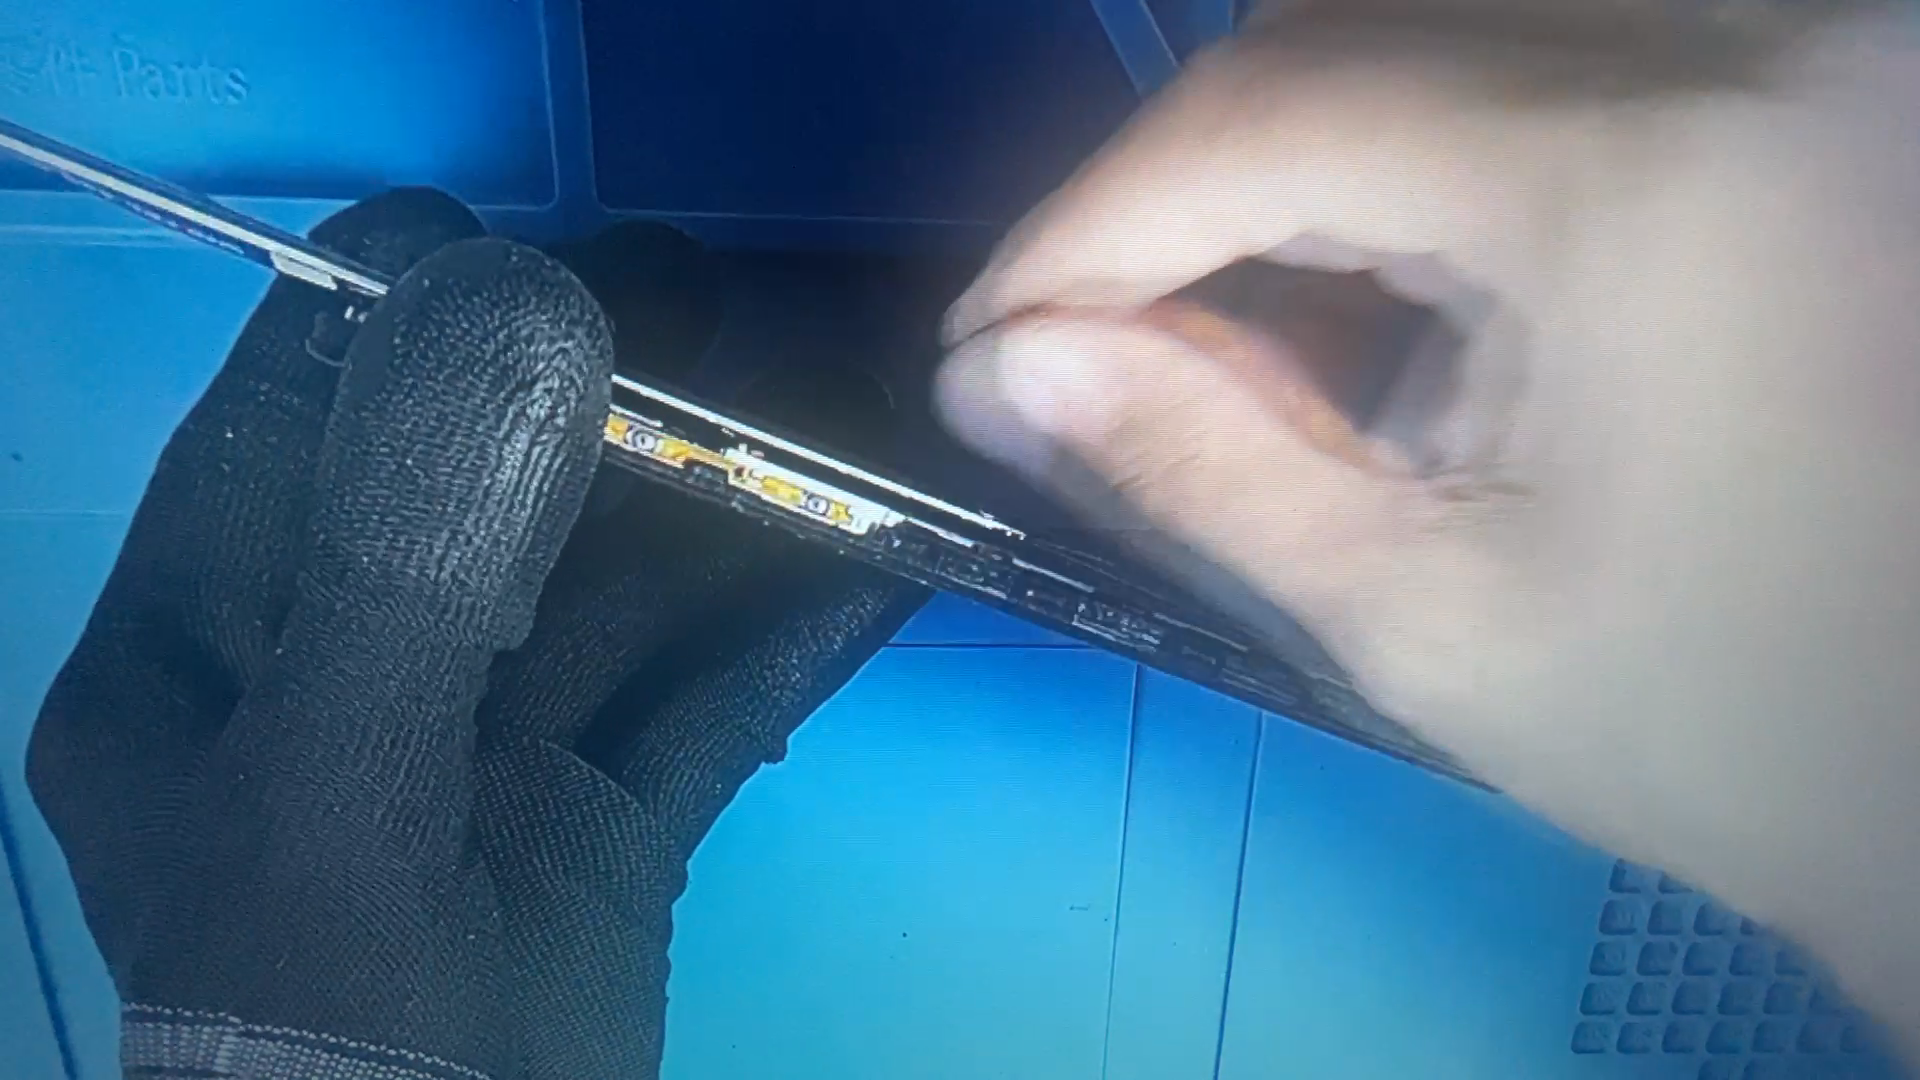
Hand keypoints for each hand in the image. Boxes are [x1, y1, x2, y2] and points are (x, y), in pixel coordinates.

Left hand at [28, 194, 924, 1079]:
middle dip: (619, 395)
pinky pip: (727, 688)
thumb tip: (522, 312)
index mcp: (233, 648)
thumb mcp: (341, 797)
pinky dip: (808, 632)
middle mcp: (386, 666)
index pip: (304, 418)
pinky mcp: (627, 795)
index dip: (397, 308)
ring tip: (844, 422)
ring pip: (651, 588)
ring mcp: (520, 733)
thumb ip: (417, 562)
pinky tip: (882, 570)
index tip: (513, 228)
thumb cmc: (332, 1033)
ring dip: (751, 512)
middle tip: (710, 293)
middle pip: (519, 492)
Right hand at [935, 5, 1919, 1051]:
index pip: (1257, 121)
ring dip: (1225, 197)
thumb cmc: (1714, 727)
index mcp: (1655, 181)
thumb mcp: (1406, 617)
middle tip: (1060, 342)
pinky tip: (1308, 311)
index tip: (981, 337)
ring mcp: (1764, 47)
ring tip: (1166, 344)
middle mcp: (1733, 40)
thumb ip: (1186, 468)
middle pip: (1308, 49)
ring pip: (1377, 50)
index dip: (1076, 229)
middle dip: (1139, 208)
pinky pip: (1465, 88)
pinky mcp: (1755, 92)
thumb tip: (996, 374)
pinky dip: (1331, 188)